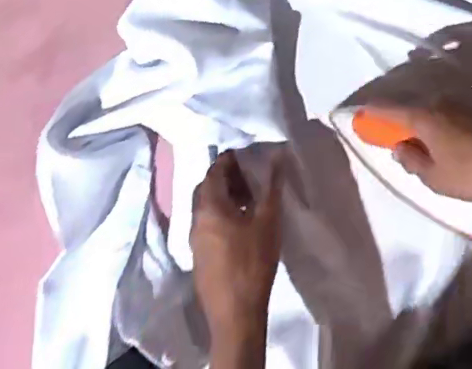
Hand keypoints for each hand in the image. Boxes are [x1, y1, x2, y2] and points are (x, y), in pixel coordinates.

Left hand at [191, 149, 283, 347]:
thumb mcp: (268, 220)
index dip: (230, 159)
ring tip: (249, 200)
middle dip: (227, 177)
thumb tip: (277, 155)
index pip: (215, 170)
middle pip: (207, 187)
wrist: (236, 316)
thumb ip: (272, 185)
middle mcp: (196, 219)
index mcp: (209, 205)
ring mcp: (194, 240)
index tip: (248, 156)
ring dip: (225, 197)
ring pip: (206, 207)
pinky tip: (241, 225)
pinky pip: (207, 224)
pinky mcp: (199, 257)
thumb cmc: (253, 262)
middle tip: (250, 177)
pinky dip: (221, 215)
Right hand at [357, 103, 471, 202]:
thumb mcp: (436, 177)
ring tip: (420, 142)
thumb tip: (399, 148)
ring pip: (431, 111)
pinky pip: (447, 115)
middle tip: (392, 134)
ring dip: (422, 123)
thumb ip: (412, 162)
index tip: (359, 112)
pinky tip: (444, 140)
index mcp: (423, 116)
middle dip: (399, 119)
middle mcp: (438, 102)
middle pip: (411, 108)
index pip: (390, 110)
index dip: (373, 112)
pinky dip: (439, 125)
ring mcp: (459, 104)